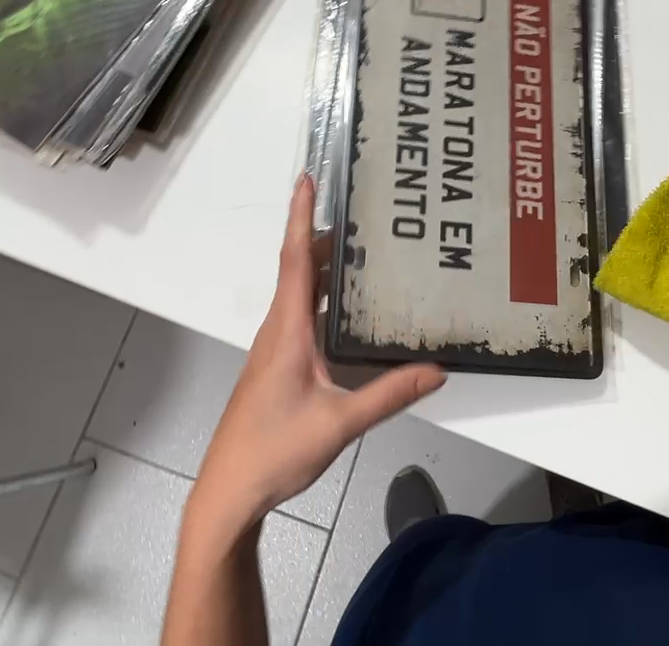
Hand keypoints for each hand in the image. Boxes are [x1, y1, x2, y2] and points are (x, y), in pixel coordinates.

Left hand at [190, 175, 446, 530]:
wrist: (230, 490)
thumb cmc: (275, 450)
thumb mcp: (340, 423)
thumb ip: (389, 395)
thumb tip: (438, 369)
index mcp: (287, 330)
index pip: (293, 259)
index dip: (299, 216)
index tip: (306, 179)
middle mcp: (278, 328)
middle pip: (299, 268)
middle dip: (324, 235)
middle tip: (365, 214)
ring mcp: (276, 347)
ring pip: (300, 292)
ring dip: (324, 266)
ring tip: (365, 250)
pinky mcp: (279, 364)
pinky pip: (302, 314)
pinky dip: (324, 297)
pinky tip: (349, 310)